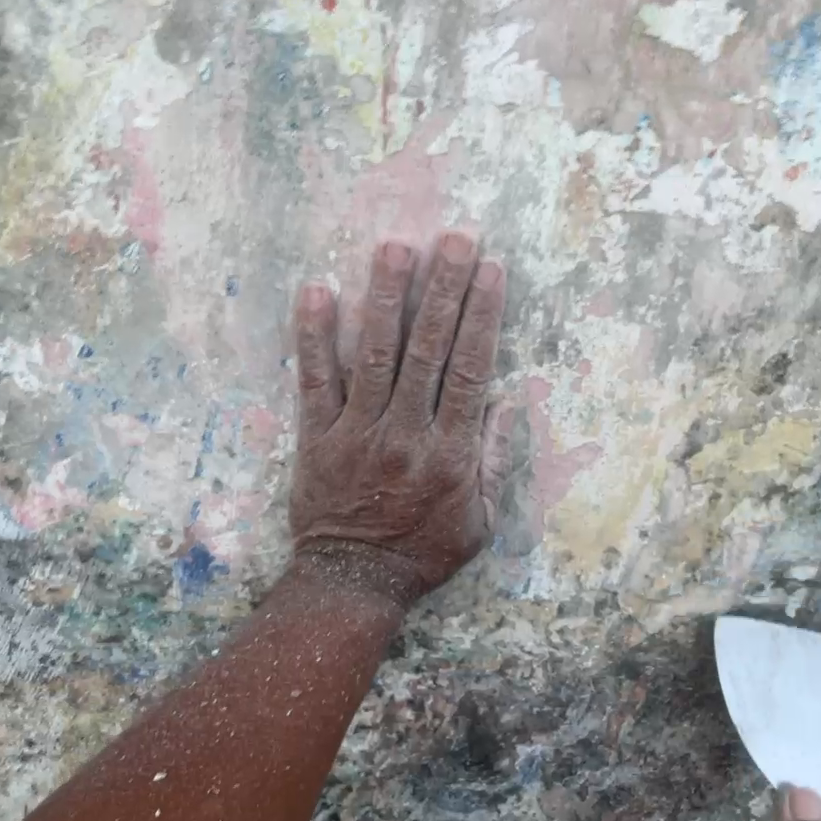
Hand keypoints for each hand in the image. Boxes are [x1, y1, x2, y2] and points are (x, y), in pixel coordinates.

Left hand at [288, 234, 510, 606]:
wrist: (355, 582)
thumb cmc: (425, 554)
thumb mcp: (482, 522)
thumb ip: (494, 461)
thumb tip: (506, 400)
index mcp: (451, 454)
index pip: (470, 371)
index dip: (481, 316)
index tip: (490, 270)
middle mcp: (406, 435)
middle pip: (428, 351)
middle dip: (443, 290)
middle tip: (454, 238)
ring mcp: (358, 434)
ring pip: (374, 356)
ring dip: (386, 299)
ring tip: (395, 248)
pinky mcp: (317, 439)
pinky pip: (315, 382)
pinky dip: (314, 337)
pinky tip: (317, 292)